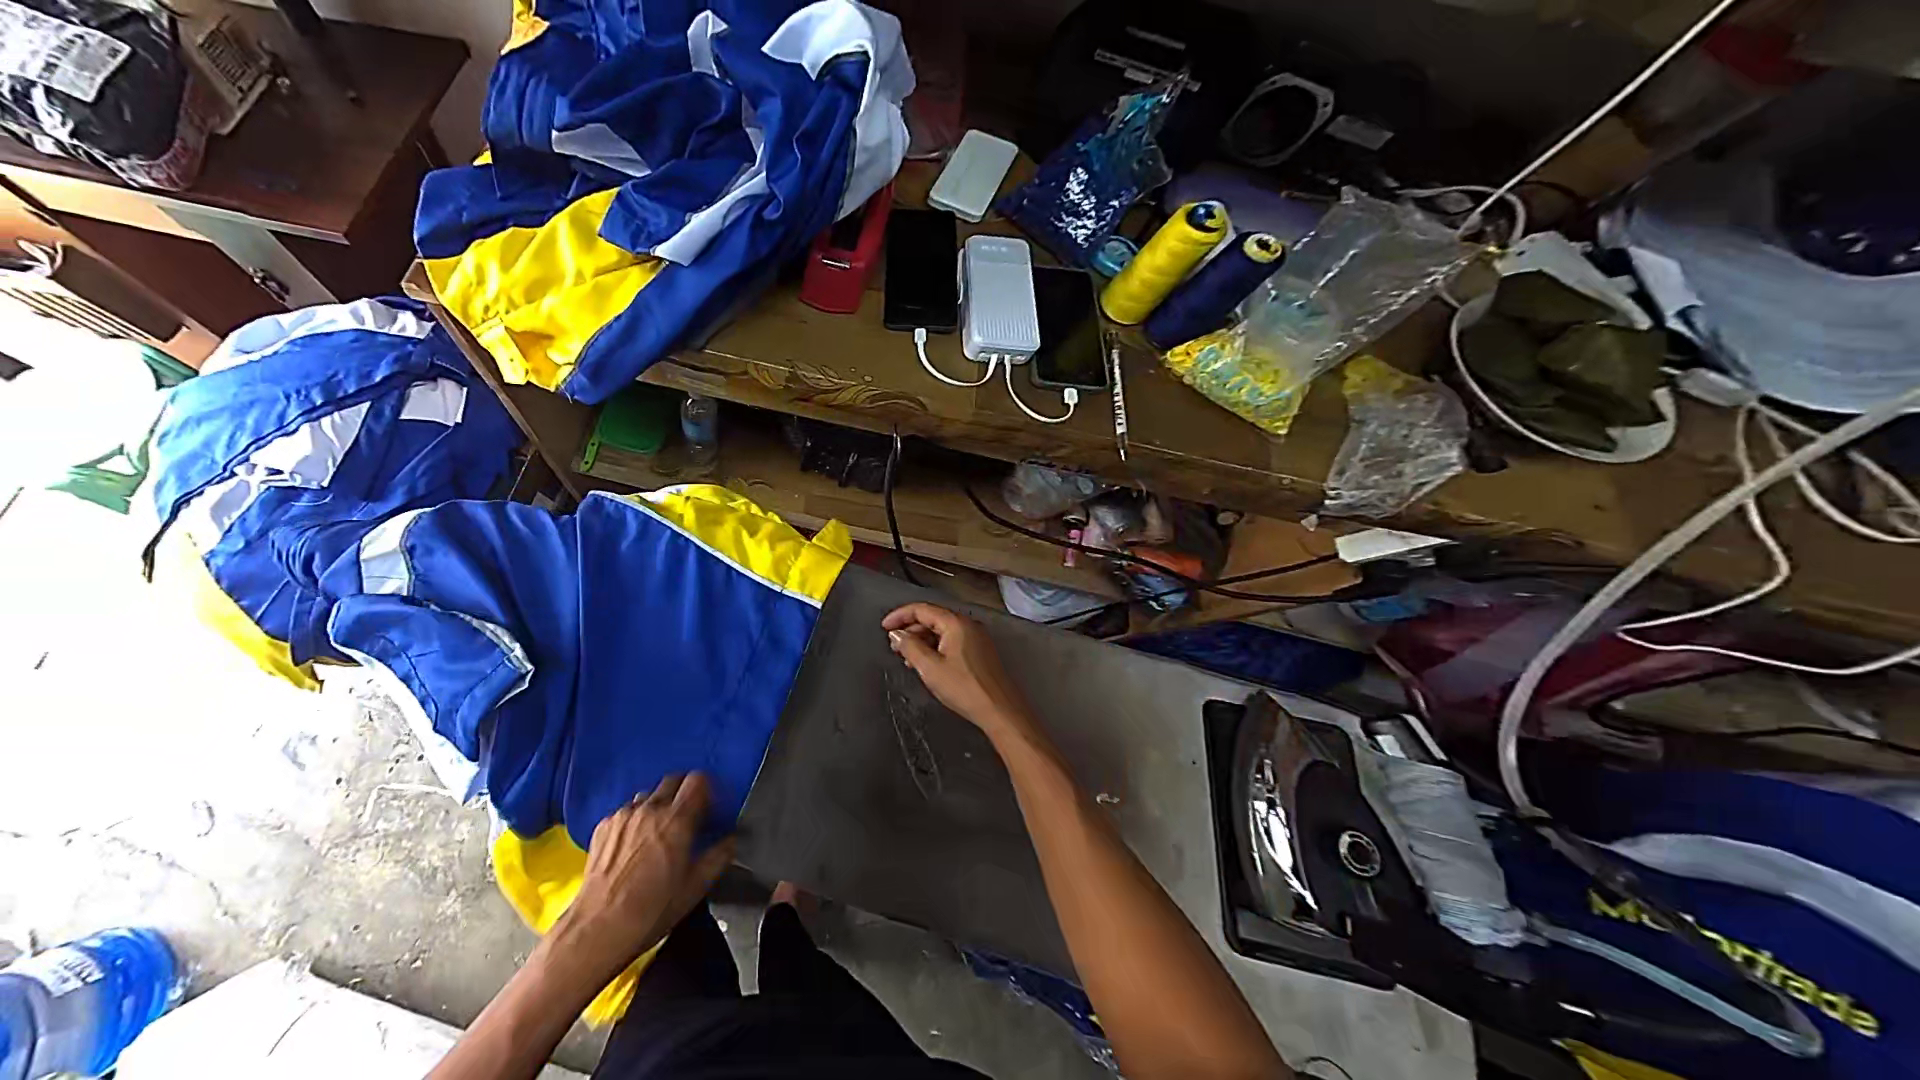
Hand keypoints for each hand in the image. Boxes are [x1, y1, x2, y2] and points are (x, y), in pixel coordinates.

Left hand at [553, 773, 734, 970]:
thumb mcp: (697, 886)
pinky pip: (627, 811)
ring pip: (649, 795)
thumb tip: (731, 840)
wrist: (598, 929)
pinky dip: (636, 819)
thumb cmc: (650, 910)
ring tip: (660, 832)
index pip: (698, 780)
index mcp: (677, 820)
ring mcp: (623, 817)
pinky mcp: (603, 827)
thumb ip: (720, 855)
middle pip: (673, 780)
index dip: (707, 790)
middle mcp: (649, 810)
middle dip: (684, 793)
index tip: (709, 807)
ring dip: (659, 805)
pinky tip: (635, 845)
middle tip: (688, 818)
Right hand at [883, 603, 1036, 741]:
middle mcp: (968, 624)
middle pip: (933, 618)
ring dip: (922, 640)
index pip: (922, 609)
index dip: (900, 616)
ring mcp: (976, 637)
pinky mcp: (980, 651)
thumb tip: (897, 634)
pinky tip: (927, 664)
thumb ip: (910, 647)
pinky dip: (936, 648)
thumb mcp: (930, 668)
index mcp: (956, 623)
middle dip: (910, 629)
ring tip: (907, 658)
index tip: (884, 627)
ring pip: (942, 631)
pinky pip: (952, 641)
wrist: (999, 709)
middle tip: (894, 646)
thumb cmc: (963, 687)